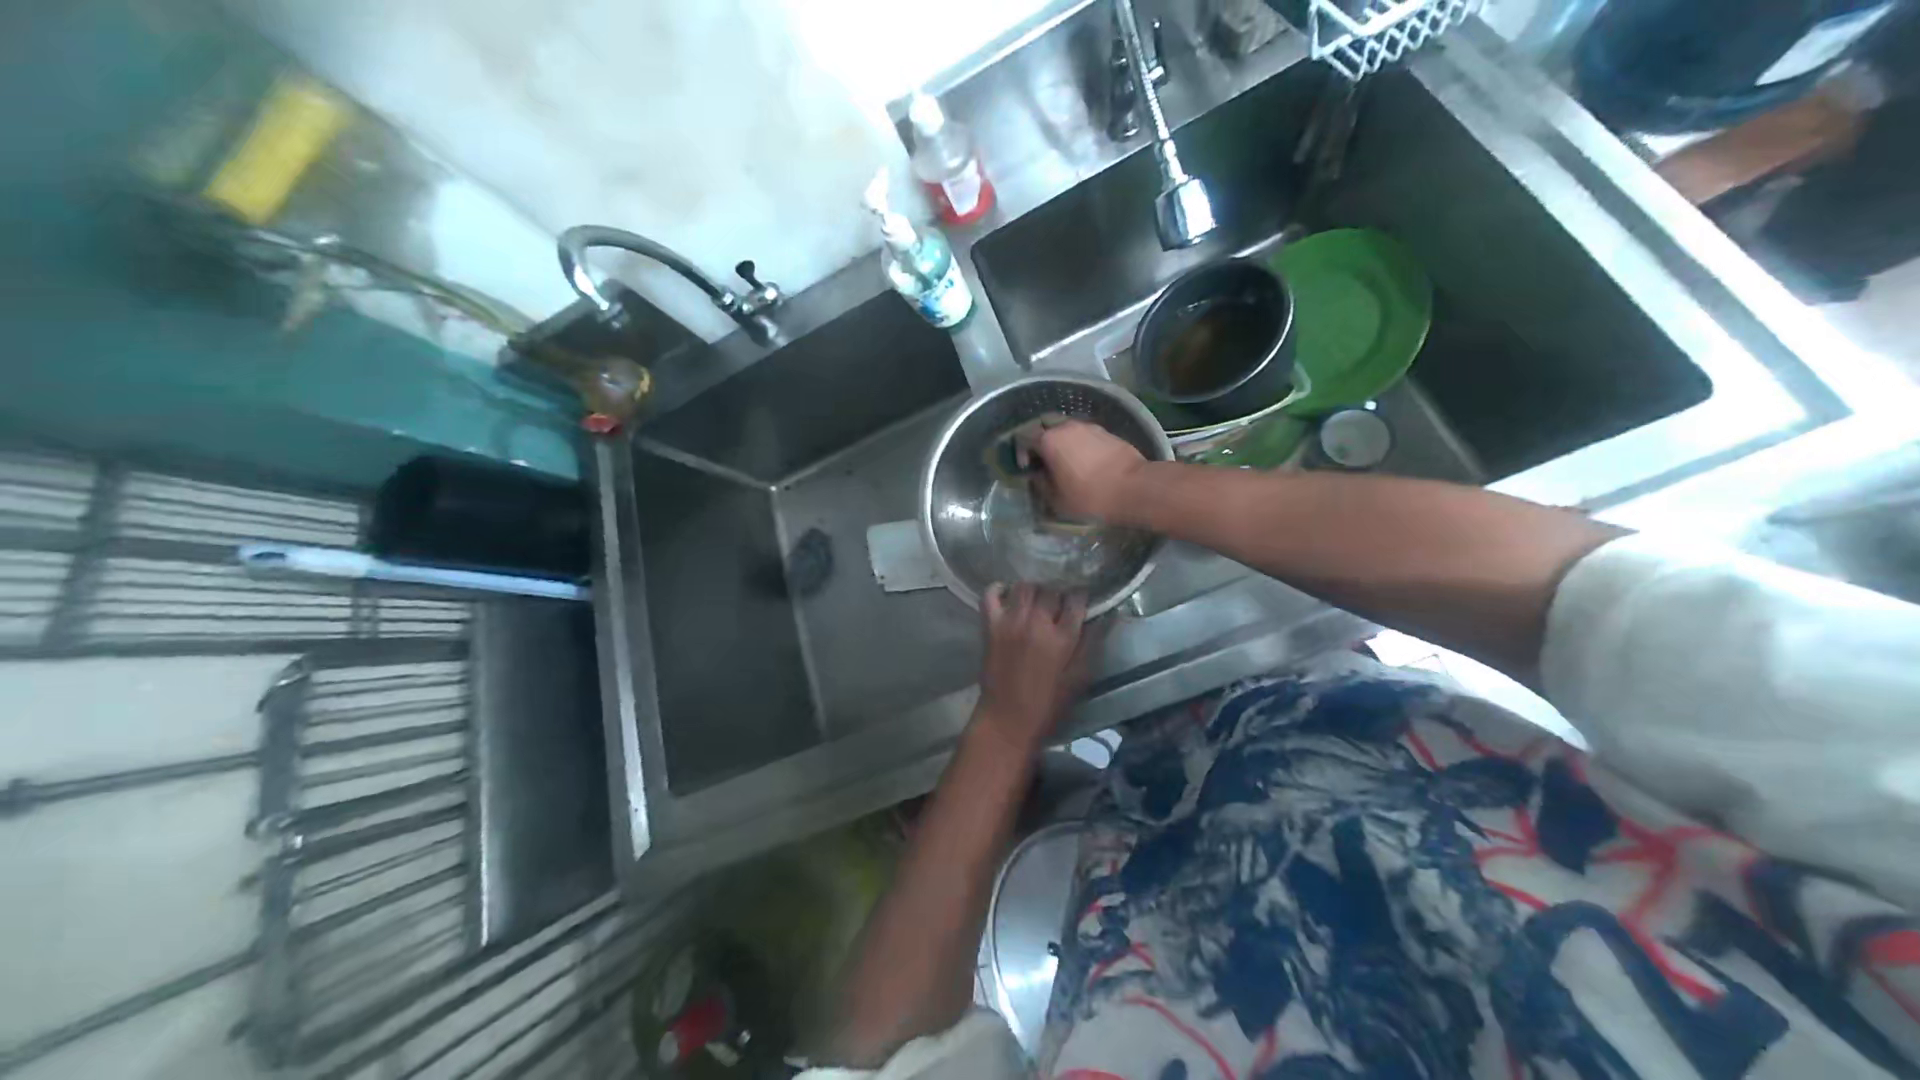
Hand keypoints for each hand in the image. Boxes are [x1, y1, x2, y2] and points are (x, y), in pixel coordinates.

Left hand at [975, 584, 1095, 752]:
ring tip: (1035, 599)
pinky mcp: (991, 626)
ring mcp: (1011, 622)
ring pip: (1024, 586)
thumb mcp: (1079, 678)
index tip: (1080, 598)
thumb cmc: (1048, 705)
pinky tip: (1006, 594)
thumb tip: (1105, 617)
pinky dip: (997, 589)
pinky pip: (990, 595)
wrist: (1007, 721)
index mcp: (1064, 638)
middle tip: (1057, 601)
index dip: (1080, 595)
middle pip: (1050, 589)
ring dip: (1033, 588)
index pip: (1076, 599)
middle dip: (1057, 591)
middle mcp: (1038, 623)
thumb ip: (1091, 645)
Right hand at [1029, 420, 1149, 524]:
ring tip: (1067, 463)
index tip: (1027, 468)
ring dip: (1062, 442)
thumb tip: (1037, 476)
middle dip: (1041, 441)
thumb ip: (1040, 484)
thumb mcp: (1056, 499)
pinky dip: (1080, 444)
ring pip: (1067, 429)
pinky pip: (1084, 434)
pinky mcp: (1107, 432)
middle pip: (1045, 426)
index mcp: (1049, 440)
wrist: (1133, 487)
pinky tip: (1086, 462)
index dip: (1021, 452)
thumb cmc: (1089, 495)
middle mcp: (1067, 426)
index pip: (1024, 437)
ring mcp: (1089, 426)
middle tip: (1045, 461)